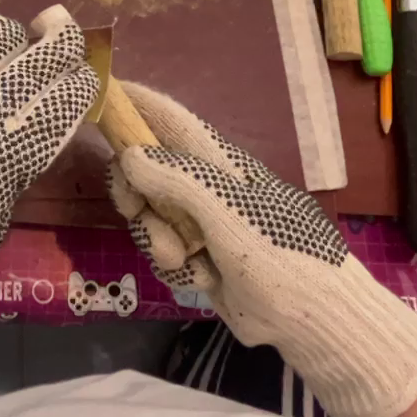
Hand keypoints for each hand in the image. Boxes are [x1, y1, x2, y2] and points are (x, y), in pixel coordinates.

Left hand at [0, 5, 98, 383]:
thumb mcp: (2, 206)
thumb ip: (22, 156)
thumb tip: (40, 108)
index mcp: (10, 157)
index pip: (64, 99)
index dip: (82, 78)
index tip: (85, 72)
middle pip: (35, 61)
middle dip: (60, 39)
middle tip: (62, 28)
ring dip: (9, 39)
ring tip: (11, 42)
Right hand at [108, 81, 416, 416]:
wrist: (313, 323)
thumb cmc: (282, 257)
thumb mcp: (230, 216)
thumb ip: (180, 183)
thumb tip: (130, 155)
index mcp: (218, 162)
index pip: (170, 120)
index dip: (137, 103)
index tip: (103, 94)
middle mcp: (205, 185)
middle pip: (144, 170)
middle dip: (135, 192)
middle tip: (133, 210)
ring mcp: (200, 222)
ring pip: (149, 215)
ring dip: (159, 239)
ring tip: (188, 260)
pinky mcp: (198, 257)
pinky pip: (162, 250)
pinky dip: (176, 267)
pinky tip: (204, 278)